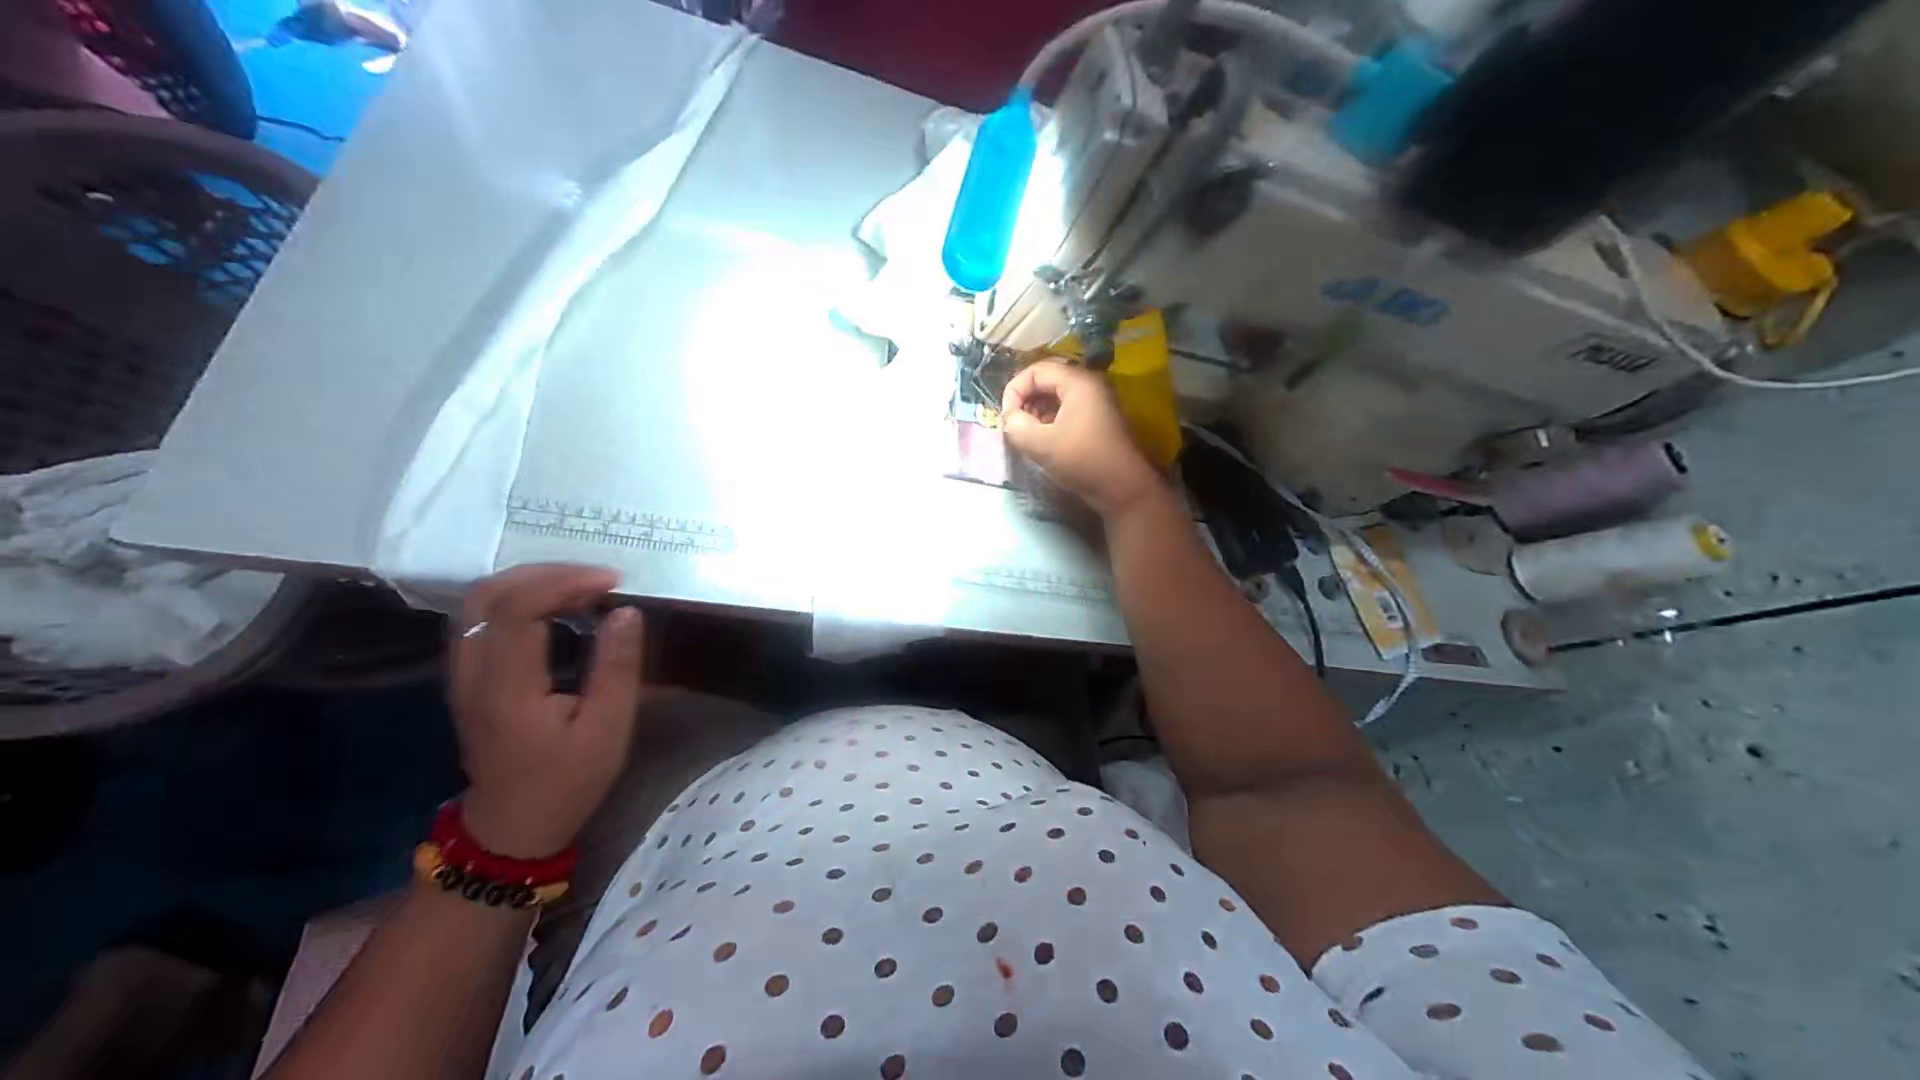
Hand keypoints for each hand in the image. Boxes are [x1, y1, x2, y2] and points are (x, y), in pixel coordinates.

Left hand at [450, 564, 644, 858]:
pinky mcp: (465, 677)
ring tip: (579, 588)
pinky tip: (553, 607)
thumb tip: (626, 611)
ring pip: (478, 602)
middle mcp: (472, 674)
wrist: (513, 825)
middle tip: (596, 579)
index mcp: (508, 689)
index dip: (564, 582)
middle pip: (488, 594)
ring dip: (529, 581)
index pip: (517, 609)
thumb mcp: (609, 730)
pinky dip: (517, 598)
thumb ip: (616, 669)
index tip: (611, 582)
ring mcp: (462, 674)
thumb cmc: (568, 780)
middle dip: (545, 573)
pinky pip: (480, 618)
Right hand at [1001, 360, 1165, 517]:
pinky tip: (1042, 437)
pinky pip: (1066, 407)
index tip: (1005, 417)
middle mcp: (1089, 384)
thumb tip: (1008, 418)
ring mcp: (1095, 400)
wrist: (1123, 488)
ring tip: (1025, 431)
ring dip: (1036, 408)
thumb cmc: (1083, 461)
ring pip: (1056, 394)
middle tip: (1013, 422)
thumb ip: (1015, 425)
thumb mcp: (1041, 444)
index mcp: (1078, 381)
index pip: (1035, 371)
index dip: (1014, 390)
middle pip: (1046, 378)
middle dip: (1025, 398)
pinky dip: (1049, 417)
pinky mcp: (1096, 418)